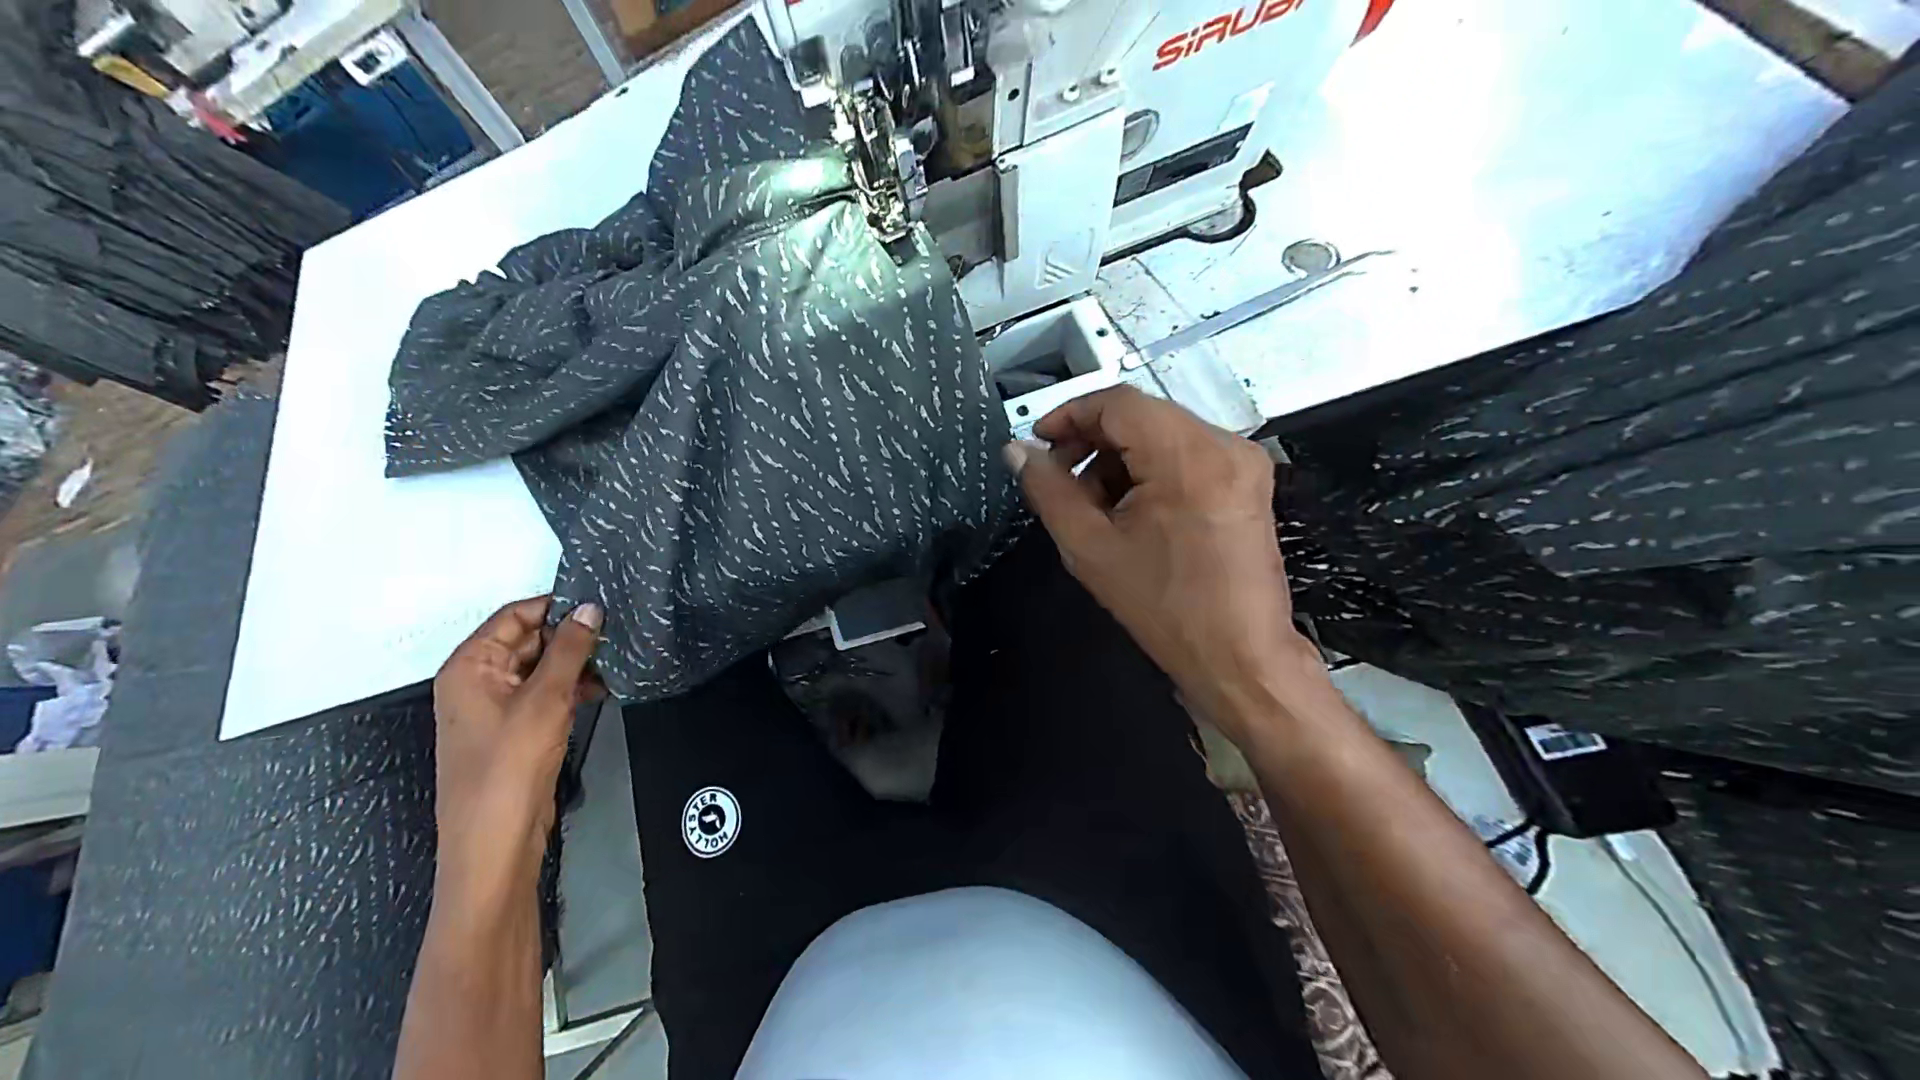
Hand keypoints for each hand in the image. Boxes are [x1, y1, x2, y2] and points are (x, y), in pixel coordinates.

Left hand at [431, 597, 603, 895]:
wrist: (495, 842)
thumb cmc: (509, 765)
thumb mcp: (545, 699)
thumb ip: (570, 649)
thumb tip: (591, 608)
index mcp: (469, 666)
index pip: (514, 616)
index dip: (555, 605)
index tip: (601, 601)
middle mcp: (478, 681)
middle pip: (528, 640)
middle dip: (571, 635)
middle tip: (619, 629)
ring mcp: (497, 708)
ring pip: (542, 668)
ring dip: (577, 662)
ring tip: (620, 656)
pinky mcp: (517, 730)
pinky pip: (546, 694)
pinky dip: (573, 687)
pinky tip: (606, 686)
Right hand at [1005, 386, 1321, 742]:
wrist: (1239, 655)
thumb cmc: (1165, 609)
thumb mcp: (1090, 548)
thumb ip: (1048, 490)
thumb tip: (1019, 452)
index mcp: (1189, 458)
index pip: (1118, 402)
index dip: (1069, 414)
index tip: (1039, 442)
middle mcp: (1225, 446)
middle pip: (1142, 414)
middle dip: (1092, 439)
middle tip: (1059, 476)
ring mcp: (1243, 461)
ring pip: (1162, 432)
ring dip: (1119, 457)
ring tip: (1094, 504)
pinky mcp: (1248, 480)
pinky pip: (1186, 453)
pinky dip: (1149, 469)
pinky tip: (1129, 509)